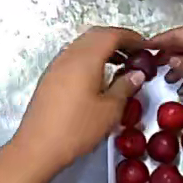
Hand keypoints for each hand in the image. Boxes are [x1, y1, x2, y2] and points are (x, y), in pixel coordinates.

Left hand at [9, 27, 146, 174]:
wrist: (37, 148)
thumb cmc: (76, 130)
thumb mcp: (109, 110)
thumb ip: (125, 87)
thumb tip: (136, 74)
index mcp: (85, 59)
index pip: (111, 35)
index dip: (131, 37)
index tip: (145, 45)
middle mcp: (68, 56)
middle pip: (95, 35)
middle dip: (117, 39)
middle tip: (134, 52)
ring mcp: (56, 66)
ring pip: (82, 45)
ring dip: (102, 48)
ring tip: (120, 64)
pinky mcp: (49, 78)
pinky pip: (73, 57)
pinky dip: (89, 58)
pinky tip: (98, 76)